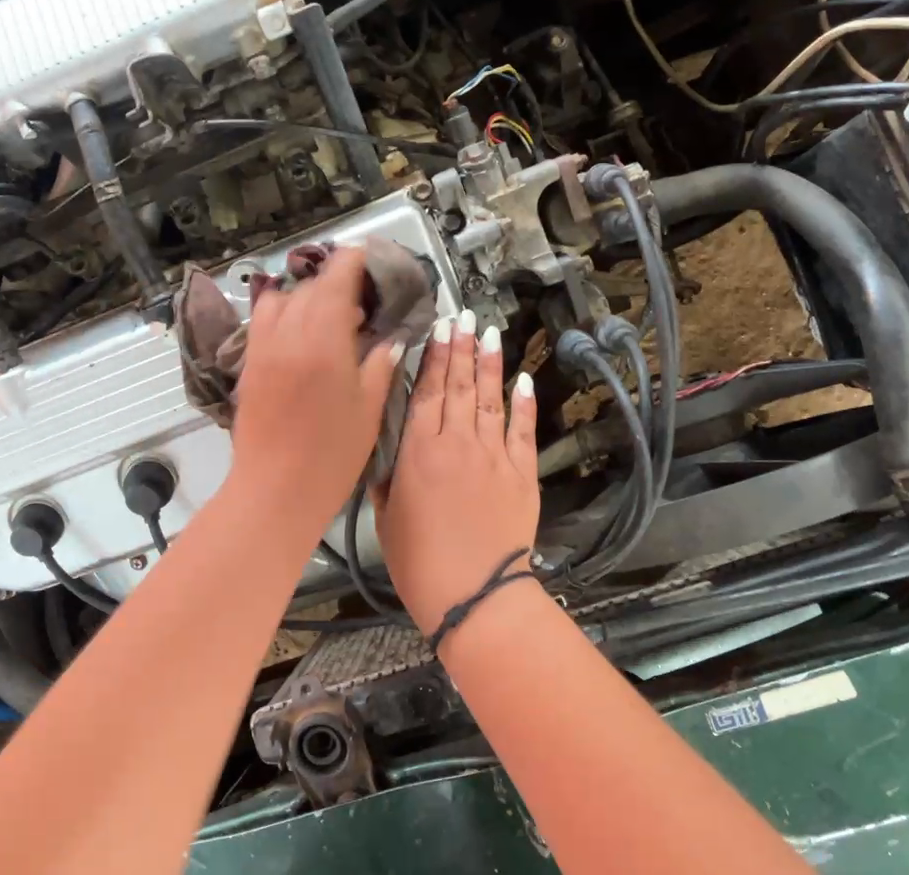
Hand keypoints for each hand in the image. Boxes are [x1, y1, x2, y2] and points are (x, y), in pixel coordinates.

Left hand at [228, 246, 403, 531]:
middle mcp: (287, 333)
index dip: (353, 262)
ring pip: (281, 300)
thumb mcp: (369, 407)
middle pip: (309, 288)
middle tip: (360, 301)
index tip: (367, 256)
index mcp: (323, 339)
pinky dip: (281, 314)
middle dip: (334, 283)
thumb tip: (388, 338)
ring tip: (327, 316)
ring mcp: (262, 347)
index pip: (336, 280)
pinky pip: (262, 321)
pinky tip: (300, 334)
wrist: (275, 490)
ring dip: (305, 297)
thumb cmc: (332, 454)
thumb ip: (379, 364)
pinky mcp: (248, 364)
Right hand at [376, 309, 538, 633]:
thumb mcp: (386, 516)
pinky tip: (522, 381)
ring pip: (491, 399)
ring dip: (489, 364)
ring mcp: (494, 456)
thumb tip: (389, 447)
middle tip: (463, 315)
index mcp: (419, 451)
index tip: (438, 327)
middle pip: (460, 386)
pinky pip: (522, 431)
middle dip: (460, 348)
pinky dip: (523, 404)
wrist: (476, 593)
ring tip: (488, 332)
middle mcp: (458, 442)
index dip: (434, 357)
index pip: (427, 392)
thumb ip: (387, 475)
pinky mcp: (522, 474)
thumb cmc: (419, 561)